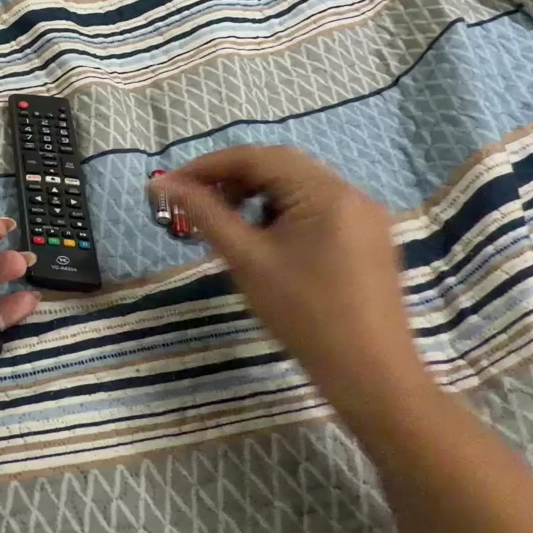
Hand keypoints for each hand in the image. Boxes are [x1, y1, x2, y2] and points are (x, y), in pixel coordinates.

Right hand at [155, 146, 428, 413]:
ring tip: (225, 221)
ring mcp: (365, 216)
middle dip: (230, 177)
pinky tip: (262, 238)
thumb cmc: (303, 313)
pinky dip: (280, 210)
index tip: (170, 185)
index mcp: (326, 193)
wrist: (371, 375)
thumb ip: (203, 212)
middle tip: (193, 200)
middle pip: (279, 165)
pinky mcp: (367, 238)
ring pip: (297, 184)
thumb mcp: (244, 258)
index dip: (208, 166)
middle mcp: (351, 194)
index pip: (256, 157)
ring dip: (255, 193)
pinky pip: (316, 206)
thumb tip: (161, 182)